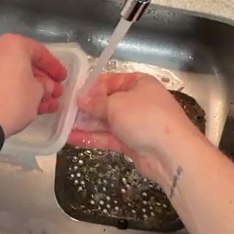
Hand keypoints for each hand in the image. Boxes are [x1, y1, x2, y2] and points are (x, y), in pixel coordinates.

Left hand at [0, 34, 66, 134]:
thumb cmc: (13, 99)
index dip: (54, 67)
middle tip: (55, 94)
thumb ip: (44, 85)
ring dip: (31, 89)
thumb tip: (44, 86)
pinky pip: (1, 82)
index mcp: (13, 44)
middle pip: (25, 63)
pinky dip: (15, 91)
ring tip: (47, 105)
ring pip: (13, 74)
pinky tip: (30, 106)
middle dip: (42, 80)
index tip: (63, 79)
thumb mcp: (38, 92)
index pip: (40, 52)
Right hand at [68, 73, 205, 187]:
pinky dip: (92, 138)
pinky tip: (72, 139)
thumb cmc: (144, 117)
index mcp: (139, 84)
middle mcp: (138, 101)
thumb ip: (96, 103)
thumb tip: (81, 100)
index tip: (72, 94)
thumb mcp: (116, 104)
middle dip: (86, 107)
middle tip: (64, 111)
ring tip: (63, 126)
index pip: (111, 81)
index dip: (91, 87)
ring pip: (106, 122)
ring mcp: (135, 124)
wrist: (171, 152)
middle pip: (107, 102)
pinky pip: (108, 138)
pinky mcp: (131, 143)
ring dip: (86, 124)